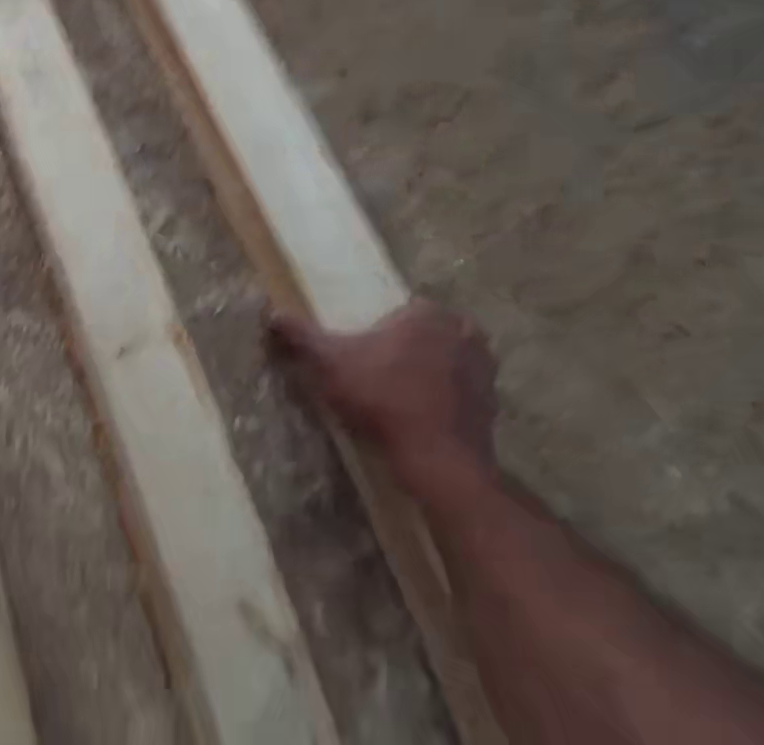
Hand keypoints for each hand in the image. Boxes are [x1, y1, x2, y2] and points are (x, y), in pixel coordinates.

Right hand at [265, 298, 498, 489]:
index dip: (384, 323)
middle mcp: (463, 333)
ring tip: (400, 386)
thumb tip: (272, 313)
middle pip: (431, 329)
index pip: (405, 306)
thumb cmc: (380, 397)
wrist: (436, 456)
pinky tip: (420, 410)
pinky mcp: (492, 402)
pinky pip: (463, 387)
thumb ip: (299, 335)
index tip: (364, 342)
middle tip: (381, 363)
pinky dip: (446, 393)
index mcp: (427, 315)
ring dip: (432, 365)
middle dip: (411, 342)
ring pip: (451, 356)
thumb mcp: (326, 362)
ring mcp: (484, 369)